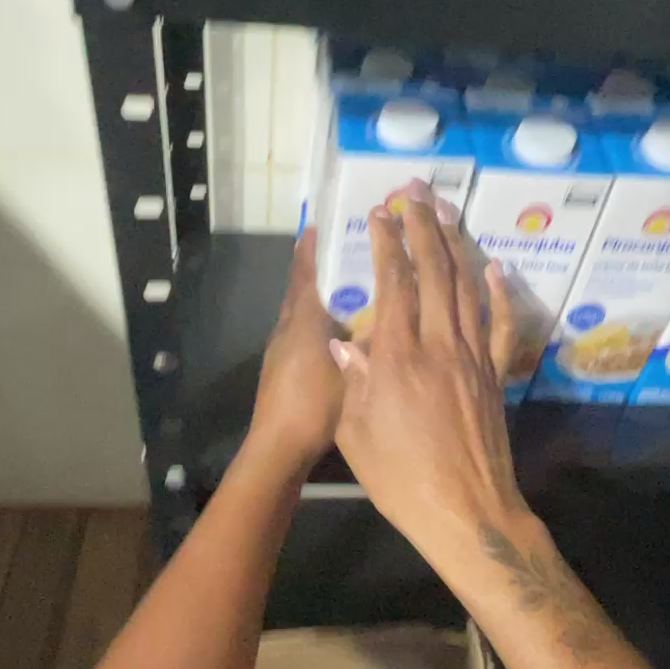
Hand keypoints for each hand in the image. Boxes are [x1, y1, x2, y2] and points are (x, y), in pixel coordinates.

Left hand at [246, 229, 345, 467]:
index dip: (315, 245)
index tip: (329, 222)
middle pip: (302, 285)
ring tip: (354, 286)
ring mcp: (282, 348)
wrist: (279, 446)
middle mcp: (288, 325)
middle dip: (321, 265)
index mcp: (303, 317)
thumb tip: (390, 306)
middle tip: (351, 248)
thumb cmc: (315, 402)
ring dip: (320, 294)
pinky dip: (319, 321)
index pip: (306, 269)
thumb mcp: (351, 364)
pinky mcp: (282, 368)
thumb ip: (367, 335)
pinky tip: (341, 332)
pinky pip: (303, 332)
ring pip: (302, 310)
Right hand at [329, 180, 530, 556]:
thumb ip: (355, 382)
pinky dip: (500, 292)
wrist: (469, 513)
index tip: (379, 214)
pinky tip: (497, 266)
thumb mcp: (358, 434)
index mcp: (399, 358)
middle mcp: (440, 346)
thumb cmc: (402, 479)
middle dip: (423, 227)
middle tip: (415, 191)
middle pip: (435, 272)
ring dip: (457, 244)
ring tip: (447, 210)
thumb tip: (345, 342)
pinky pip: (500, 325)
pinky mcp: (495, 375)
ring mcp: (474, 357)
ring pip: (468, 287)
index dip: (387, 244)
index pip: (394, 285)